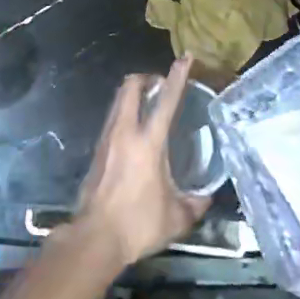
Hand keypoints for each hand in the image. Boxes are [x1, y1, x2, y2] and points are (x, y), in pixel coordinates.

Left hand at [69, 55, 211, 268]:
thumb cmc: (138, 224)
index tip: (185, 58)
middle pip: (130, 88)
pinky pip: (112, 121)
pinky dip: (124, 115)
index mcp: (148, 143)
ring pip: (118, 102)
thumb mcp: (176, 218)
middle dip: (146, 78)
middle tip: (161, 85)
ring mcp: (106, 141)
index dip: (177, 76)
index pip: (166, 100)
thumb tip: (206, 197)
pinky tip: (134, 134)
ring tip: (149, 105)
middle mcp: (125, 133)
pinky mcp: (96, 153)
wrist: (93, 240)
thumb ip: (195, 204)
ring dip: (133, 95)